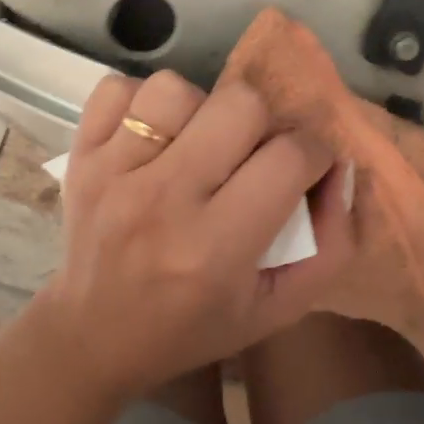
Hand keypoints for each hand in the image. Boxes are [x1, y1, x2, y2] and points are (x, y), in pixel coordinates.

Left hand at [32, 71, 356, 397]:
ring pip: (176, 87)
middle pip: (238, 104)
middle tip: (251, 151)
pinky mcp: (82, 154)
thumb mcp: (276, 308)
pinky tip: (152, 136)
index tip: (306, 164)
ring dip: (199, 108)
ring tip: (197, 142)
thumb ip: (329, 245)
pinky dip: (141, 101)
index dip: (313, 151)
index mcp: (214, 249)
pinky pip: (119, 87)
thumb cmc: (192, 325)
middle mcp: (162, 201)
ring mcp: (114, 172)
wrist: (92, 336)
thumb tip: (342, 169)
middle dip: (261, 122)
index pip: (288, 158)